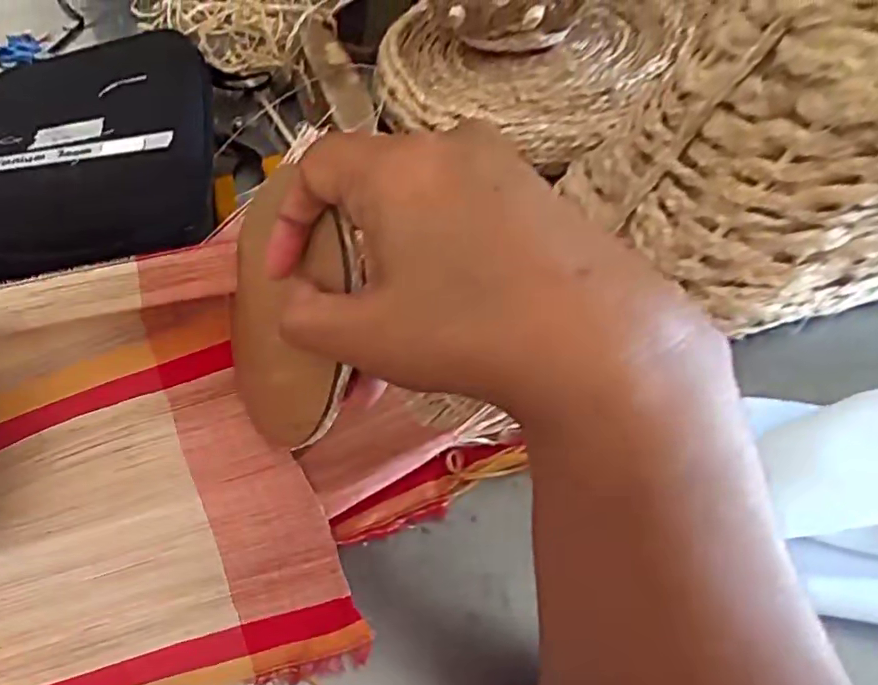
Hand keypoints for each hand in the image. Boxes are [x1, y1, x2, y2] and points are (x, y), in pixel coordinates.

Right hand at [264, 125, 728, 431]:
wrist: (591, 342)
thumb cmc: (459, 331)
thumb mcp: (357, 335)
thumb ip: (300, 315)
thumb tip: (296, 296)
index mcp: (397, 170)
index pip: (317, 165)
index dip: (286, 220)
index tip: (285, 276)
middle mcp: (447, 150)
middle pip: (363, 190)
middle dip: (334, 256)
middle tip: (333, 311)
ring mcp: (497, 168)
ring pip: (408, 213)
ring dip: (378, 272)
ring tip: (379, 337)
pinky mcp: (529, 196)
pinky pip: (451, 220)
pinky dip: (422, 265)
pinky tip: (429, 322)